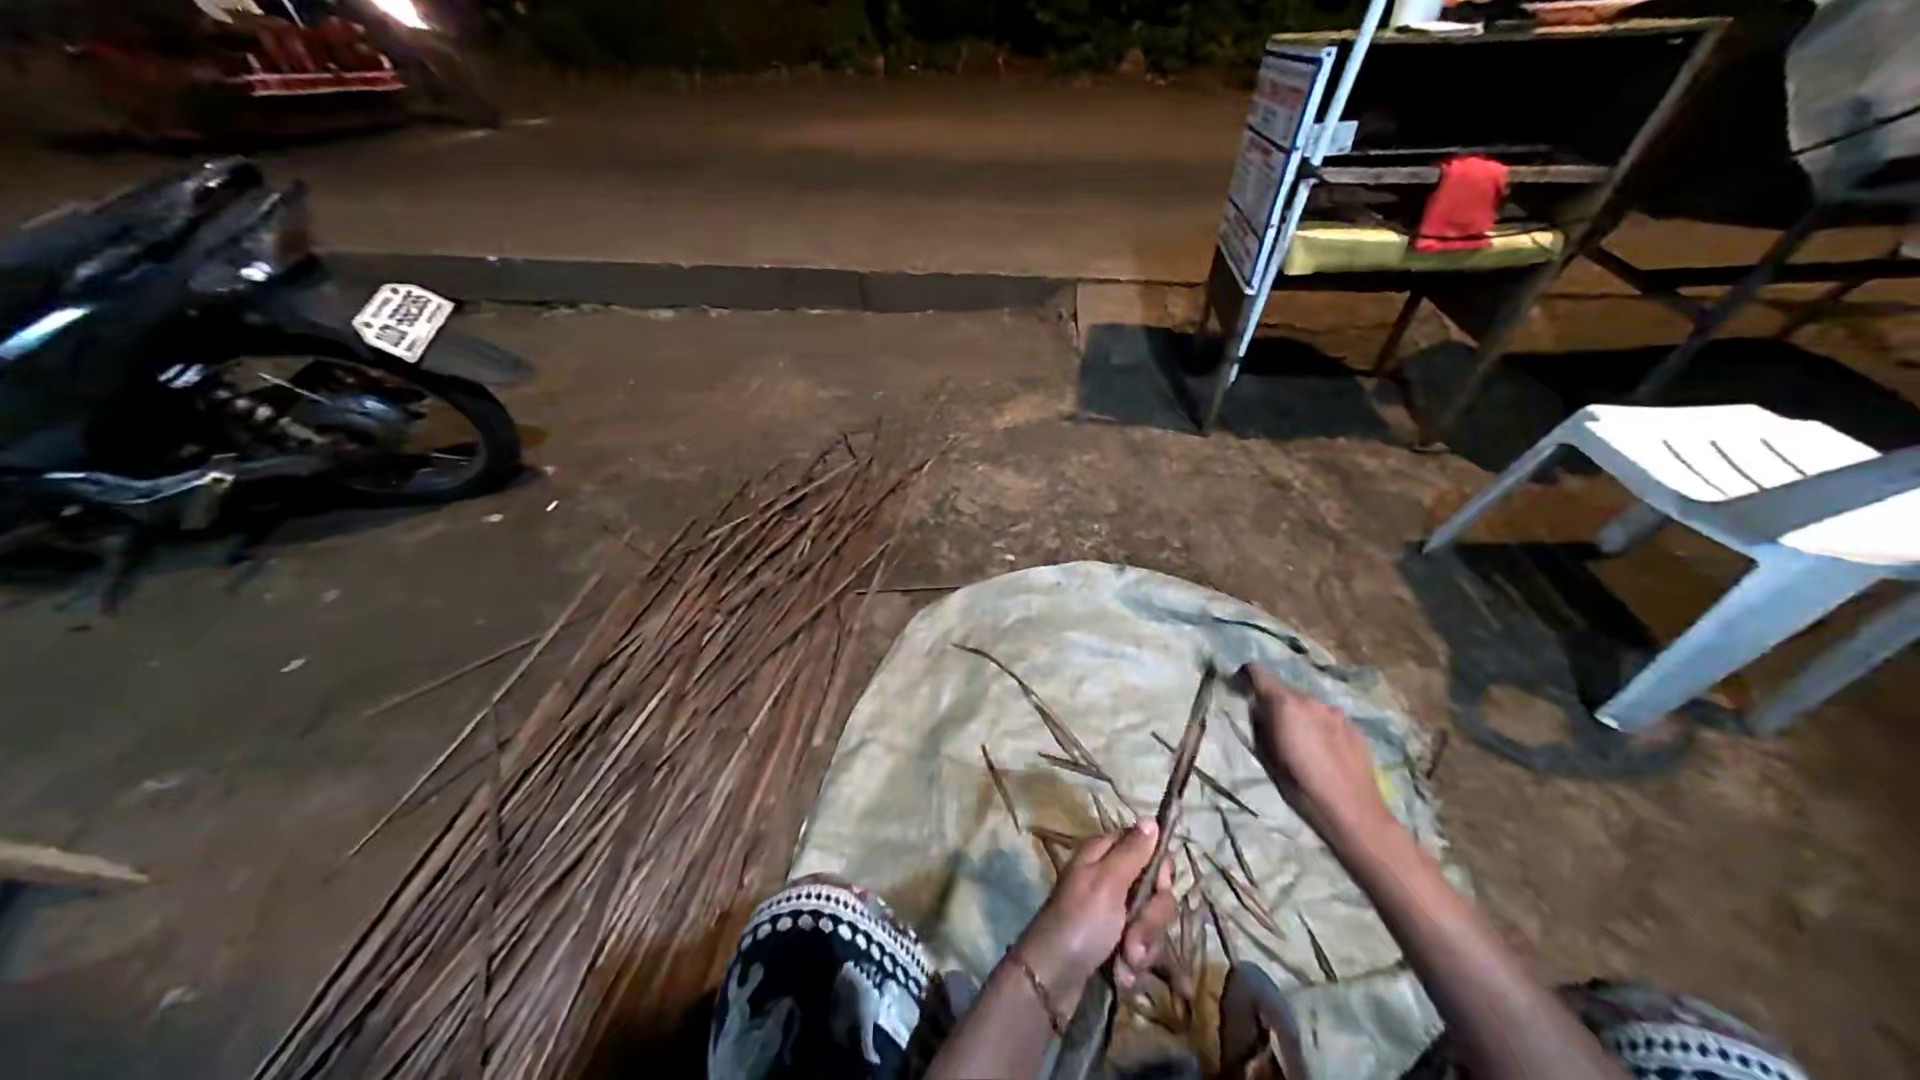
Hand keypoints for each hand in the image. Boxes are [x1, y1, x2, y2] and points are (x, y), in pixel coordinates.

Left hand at [1016, 819, 1177, 994]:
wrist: (1052, 980)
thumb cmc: (1079, 922)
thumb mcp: (1107, 881)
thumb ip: (1132, 851)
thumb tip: (1151, 818)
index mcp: (1103, 855)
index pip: (1148, 848)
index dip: (1159, 870)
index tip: (1157, 888)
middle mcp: (1109, 879)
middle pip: (1155, 891)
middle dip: (1151, 920)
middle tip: (1133, 937)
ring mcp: (1112, 914)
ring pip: (1151, 924)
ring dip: (1143, 947)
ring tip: (1125, 960)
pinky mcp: (1115, 944)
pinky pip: (1142, 949)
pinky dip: (1134, 964)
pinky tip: (1121, 974)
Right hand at [1242, 664, 1391, 840]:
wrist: (1352, 812)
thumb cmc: (1300, 786)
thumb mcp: (1266, 755)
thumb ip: (1258, 723)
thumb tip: (1256, 707)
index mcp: (1285, 704)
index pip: (1258, 672)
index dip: (1246, 676)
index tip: (1240, 688)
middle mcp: (1312, 700)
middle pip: (1285, 690)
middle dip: (1275, 703)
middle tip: (1272, 727)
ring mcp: (1337, 713)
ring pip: (1309, 705)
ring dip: (1300, 715)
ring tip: (1301, 742)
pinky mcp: (1355, 727)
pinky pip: (1329, 719)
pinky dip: (1320, 727)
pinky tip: (1324, 752)